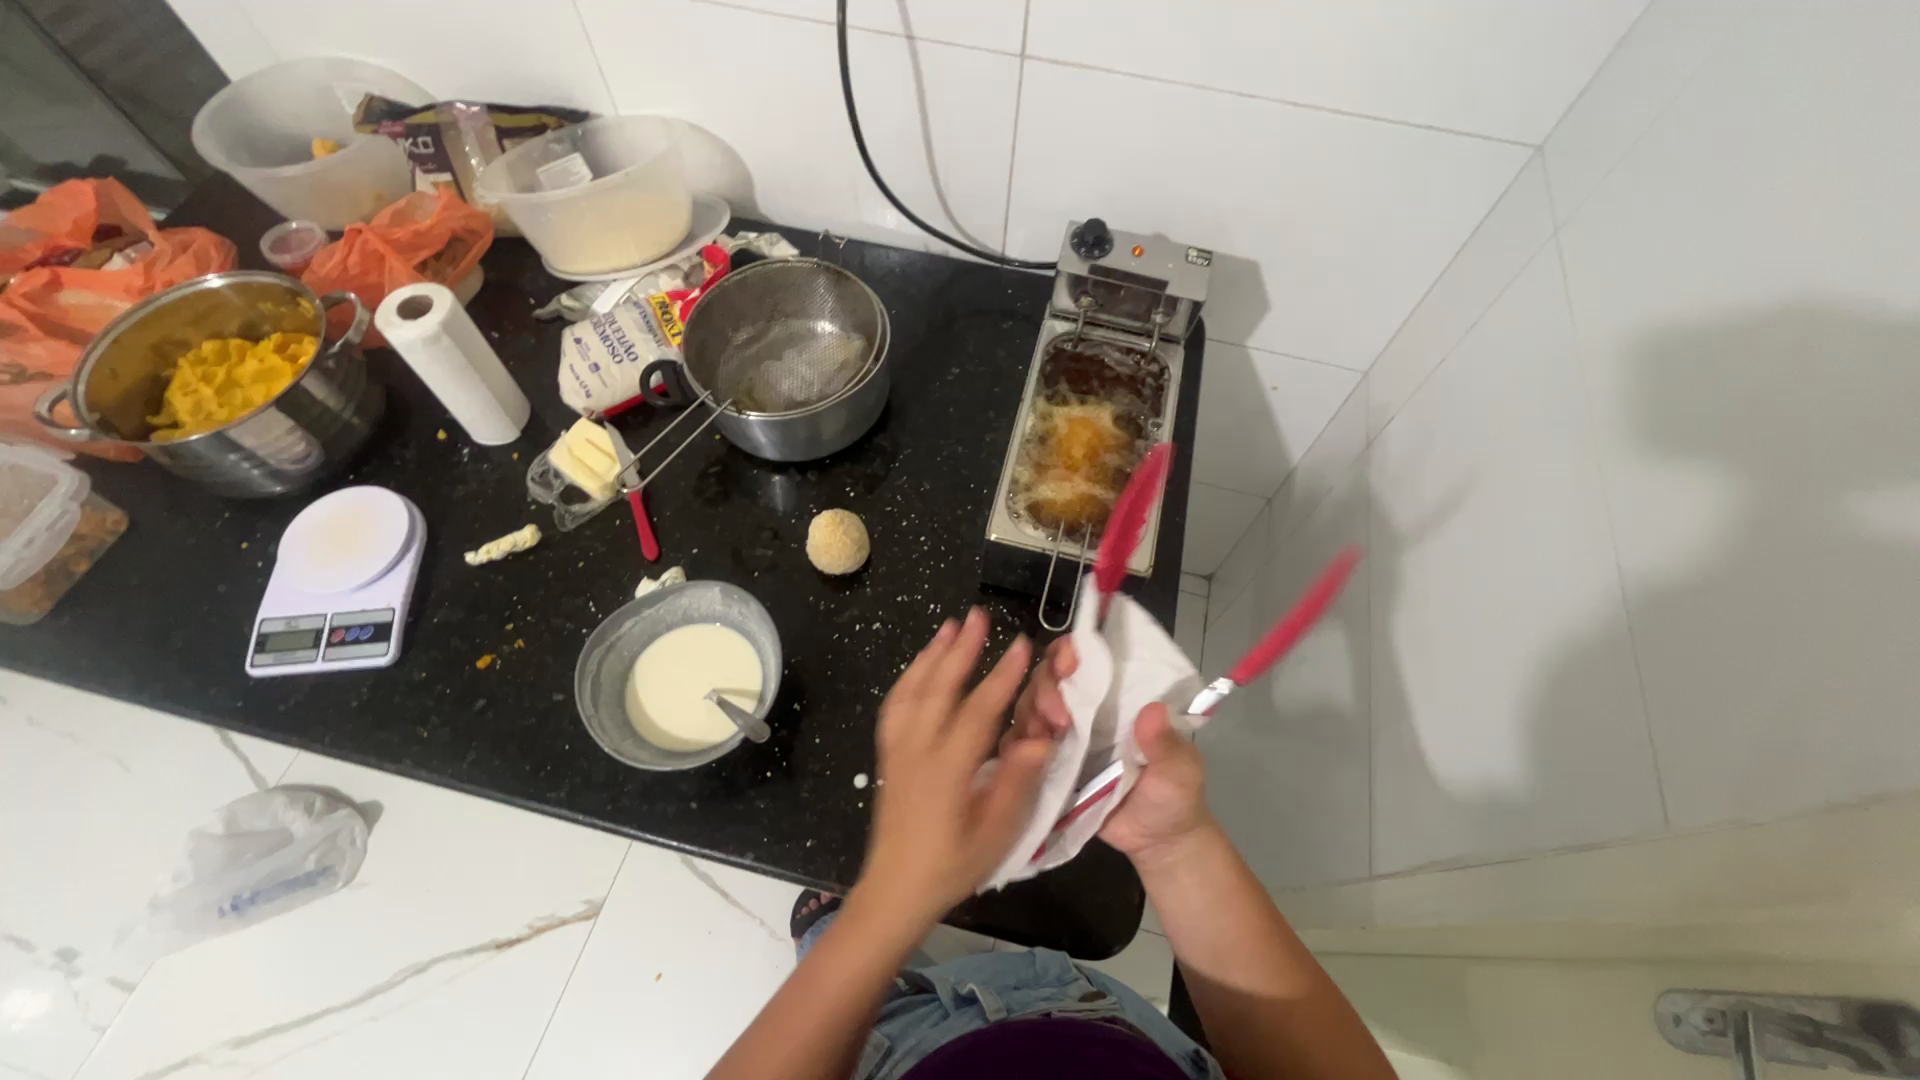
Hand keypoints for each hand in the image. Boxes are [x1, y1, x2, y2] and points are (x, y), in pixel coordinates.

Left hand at [857, 609, 1057, 924]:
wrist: (895, 888)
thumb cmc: (953, 864)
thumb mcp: (996, 832)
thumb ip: (1017, 782)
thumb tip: (1040, 737)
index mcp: (948, 769)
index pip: (979, 710)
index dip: (1002, 676)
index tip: (1021, 646)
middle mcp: (918, 749)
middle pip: (939, 687)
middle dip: (961, 648)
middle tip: (979, 615)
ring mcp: (897, 749)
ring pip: (913, 690)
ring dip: (932, 654)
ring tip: (949, 625)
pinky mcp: (887, 755)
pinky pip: (895, 705)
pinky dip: (909, 677)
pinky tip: (920, 666)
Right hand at [1011, 639, 1214, 867]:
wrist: (1159, 843)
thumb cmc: (1175, 796)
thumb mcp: (1179, 769)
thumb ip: (1166, 743)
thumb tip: (1153, 711)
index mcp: (1113, 698)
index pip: (1082, 659)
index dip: (1068, 653)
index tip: (1068, 666)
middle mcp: (1083, 711)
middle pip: (1045, 680)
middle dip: (1045, 689)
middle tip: (1060, 717)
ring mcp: (1061, 740)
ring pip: (1027, 710)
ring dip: (1029, 717)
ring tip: (1045, 740)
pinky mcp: (1046, 768)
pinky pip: (1018, 750)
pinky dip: (1015, 748)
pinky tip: (1024, 759)